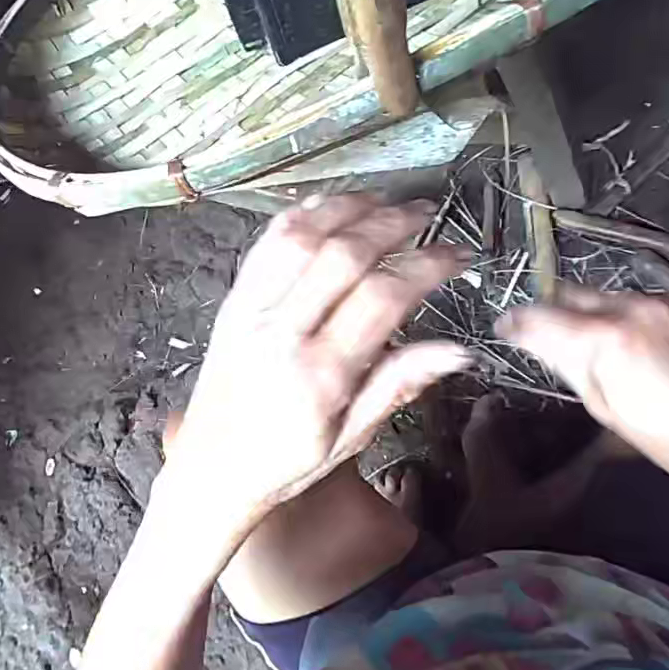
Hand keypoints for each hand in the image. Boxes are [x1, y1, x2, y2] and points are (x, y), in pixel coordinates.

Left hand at [165, 195, 472, 528]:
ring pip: (302, 236)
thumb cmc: (286, 462)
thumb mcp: (351, 437)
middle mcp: (282, 333)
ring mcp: (251, 310)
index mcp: (319, 375)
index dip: (427, 265)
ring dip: (348, 207)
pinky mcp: (233, 299)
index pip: (383, 297)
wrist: (209, 470)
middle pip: (343, 254)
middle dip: (393, 224)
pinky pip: (266, 242)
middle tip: (428, 213)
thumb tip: (459, 349)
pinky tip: (331, 205)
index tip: (458, 253)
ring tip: (385, 199)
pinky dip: (302, 214)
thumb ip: (400, 385)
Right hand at [497, 280, 668, 549]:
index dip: (516, 322)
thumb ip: (573, 367)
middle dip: (554, 312)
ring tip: (600, 344)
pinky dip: (632, 314)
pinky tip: (646, 342)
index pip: (539, 316)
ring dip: (595, 312)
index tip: (505, 329)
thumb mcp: (613, 415)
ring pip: (609, 294)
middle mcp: (631, 305)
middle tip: (547, 337)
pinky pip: (646, 299)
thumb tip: (541, 340)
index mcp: (605, 339)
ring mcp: (666, 298)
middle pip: (572, 295)